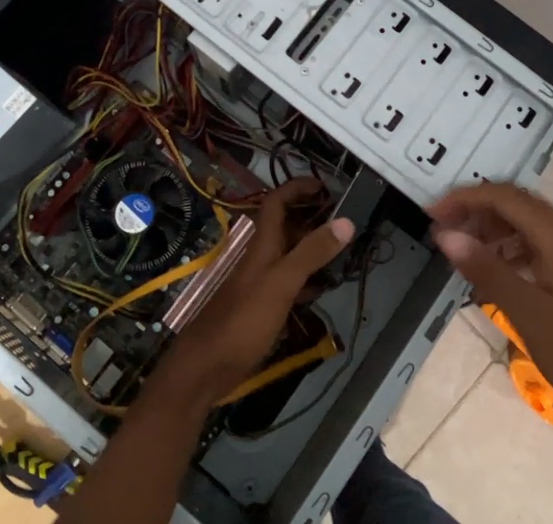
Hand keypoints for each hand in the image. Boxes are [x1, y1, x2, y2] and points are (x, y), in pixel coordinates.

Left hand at [156, 179, 354, 406]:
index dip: (298, 187)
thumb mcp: (281, 283)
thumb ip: (312, 253)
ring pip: (289, 255)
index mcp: (262, 244)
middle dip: (314, 219)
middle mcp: (260, 257)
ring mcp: (260, 282)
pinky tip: (323, 290)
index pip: (277, 201)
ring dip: (314, 250)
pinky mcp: (262, 307)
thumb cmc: (243, 321)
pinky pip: (289, 283)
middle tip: (346, 223)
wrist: (205, 367)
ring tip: (344, 254)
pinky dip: (307, 281)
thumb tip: (347, 220)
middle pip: (286, 227)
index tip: (327, 186)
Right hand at [427, 182, 552, 416]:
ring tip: (463, 256)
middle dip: (475, 212)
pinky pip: (539, 244)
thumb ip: (487, 271)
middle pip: (515, 204)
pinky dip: (511, 250)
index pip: (503, 197)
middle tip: (442, 234)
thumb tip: (446, 234)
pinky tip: (496, 276)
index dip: (463, 199)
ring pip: (527, 224)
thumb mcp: (530, 315)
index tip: (431, 216)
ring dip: (492, 231)